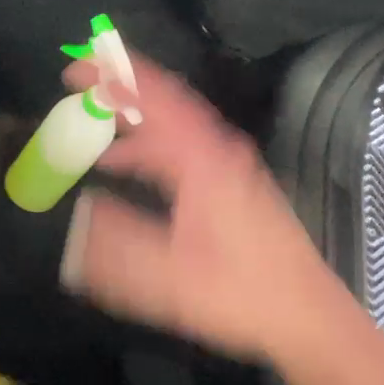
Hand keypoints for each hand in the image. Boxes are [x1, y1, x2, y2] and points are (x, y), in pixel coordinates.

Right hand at [61, 53, 363, 363]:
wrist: (307, 318)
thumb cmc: (241, 295)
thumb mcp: (166, 277)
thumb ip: (114, 243)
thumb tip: (78, 212)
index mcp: (203, 163)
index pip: (154, 100)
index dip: (113, 76)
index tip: (76, 66)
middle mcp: (219, 153)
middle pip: (164, 101)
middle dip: (119, 85)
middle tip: (77, 81)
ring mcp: (229, 167)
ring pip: (171, 125)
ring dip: (129, 117)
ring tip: (88, 122)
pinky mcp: (232, 186)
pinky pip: (179, 147)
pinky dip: (144, 145)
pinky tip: (119, 165)